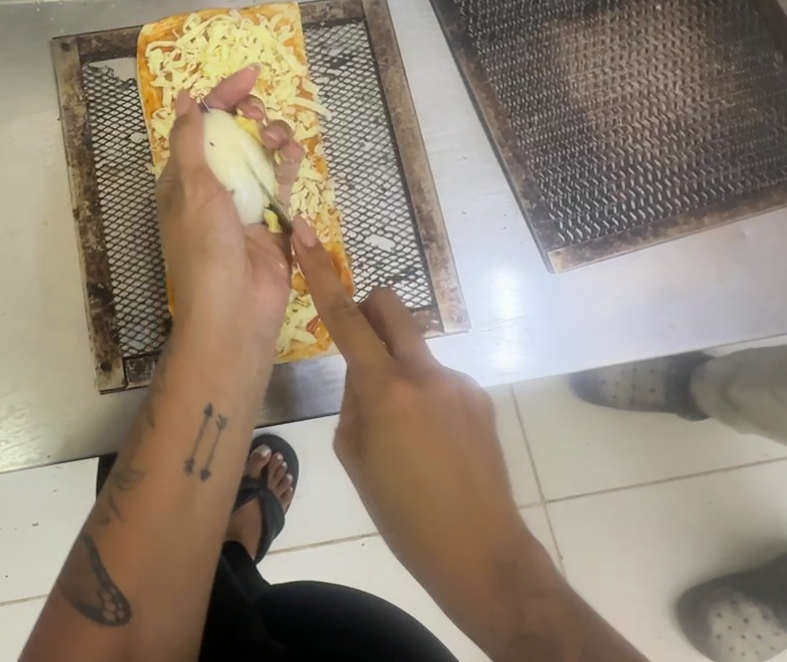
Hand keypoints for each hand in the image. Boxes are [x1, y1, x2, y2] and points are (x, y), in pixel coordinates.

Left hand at [156, 65, 301, 349]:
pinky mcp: (273, 220)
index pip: (203, 124)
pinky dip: (290, 168)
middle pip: (237, 135)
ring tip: (279, 143)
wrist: (235, 309)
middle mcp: (214, 185)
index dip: (224, 96)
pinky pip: (284, 183)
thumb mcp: (191, 188)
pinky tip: (295, 161)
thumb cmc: (205, 247)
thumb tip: (183, 99)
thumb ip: (190, 141)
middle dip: (252, 117)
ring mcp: (245, 202)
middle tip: (261, 118)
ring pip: (264, 155)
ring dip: (274, 140)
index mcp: (186, 177)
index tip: (251, 74)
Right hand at [292, 227, 539, 597]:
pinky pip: (436, 378)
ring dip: (396, 365)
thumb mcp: (353, 454)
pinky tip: (430, 443)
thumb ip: (353, 400)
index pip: (345, 317)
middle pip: (391, 306)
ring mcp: (459, 383)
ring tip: (401, 429)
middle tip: (358, 346)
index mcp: (384, 389)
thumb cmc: (401, 513)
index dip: (321, 273)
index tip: (304, 232)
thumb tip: (362, 375)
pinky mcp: (480, 399)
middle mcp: (424, 373)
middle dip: (369, 310)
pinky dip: (422, 394)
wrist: (482, 554)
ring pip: (414, 348)